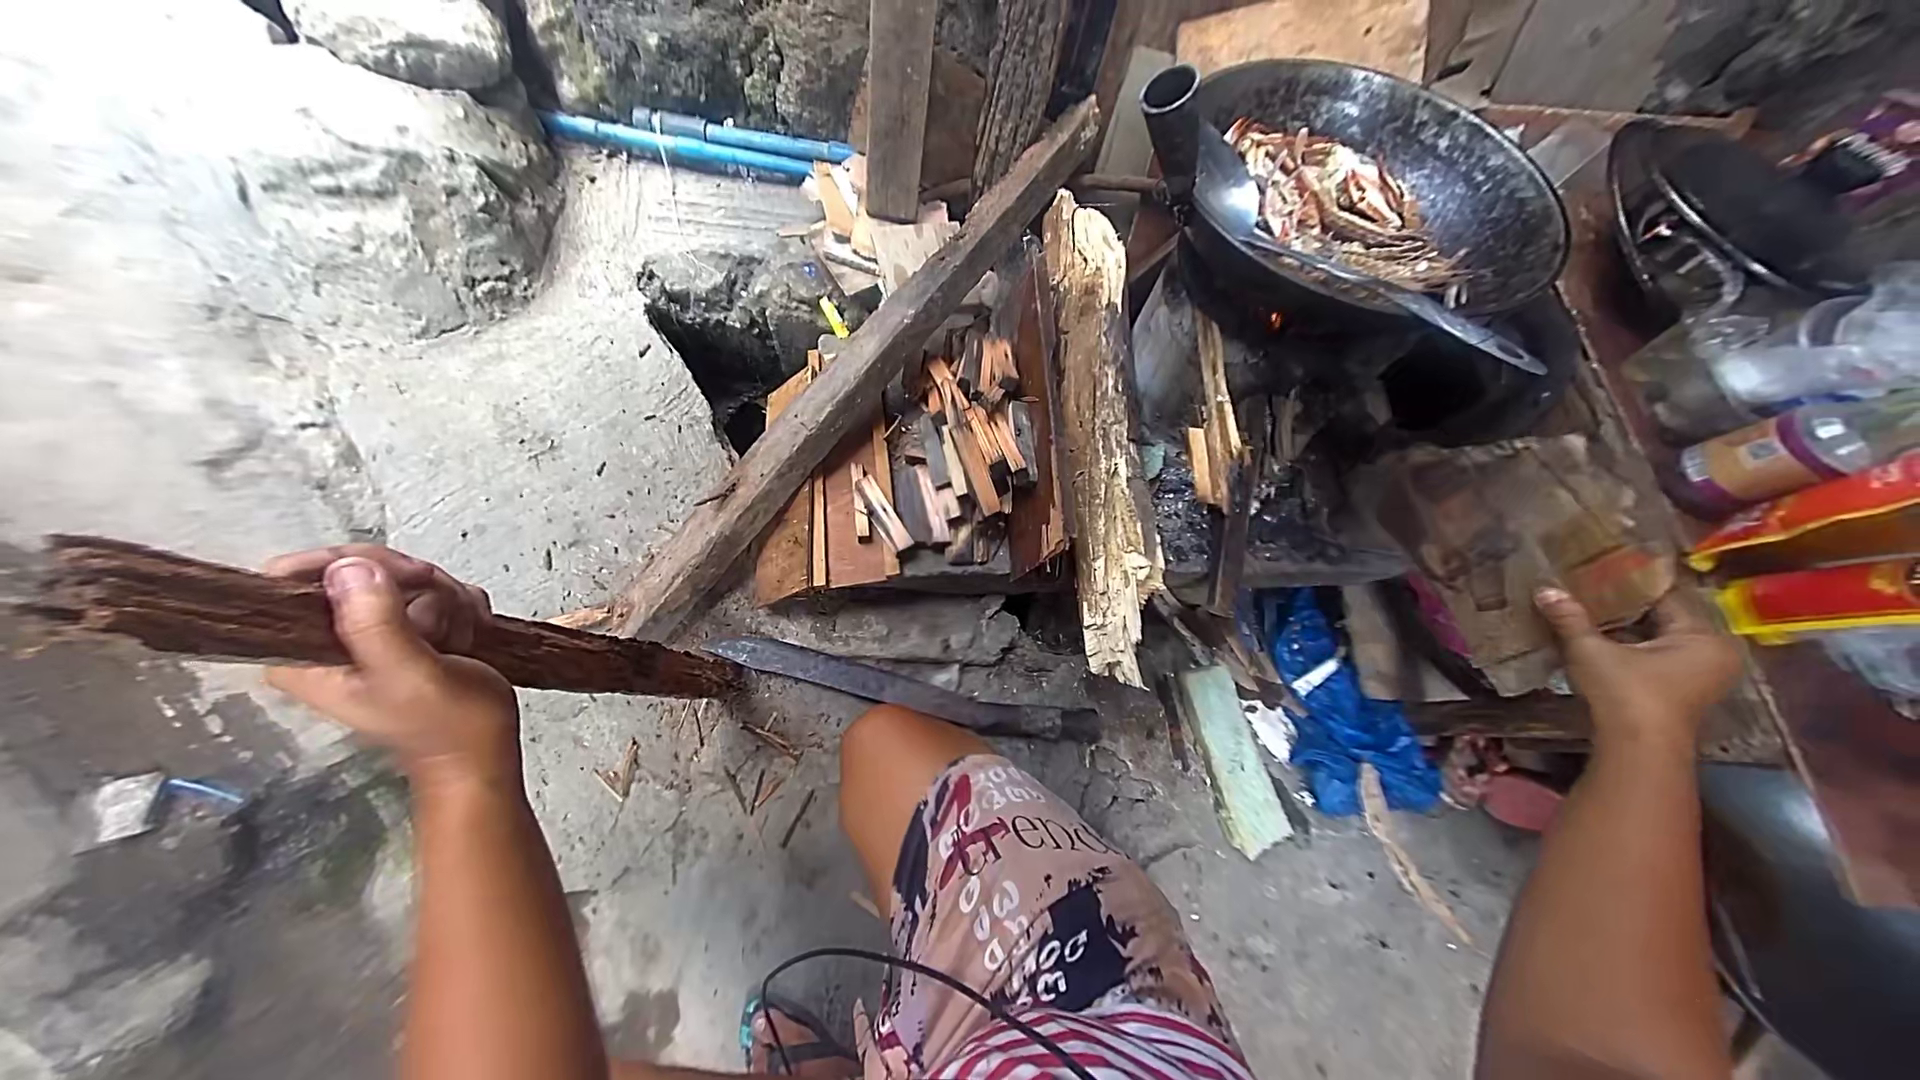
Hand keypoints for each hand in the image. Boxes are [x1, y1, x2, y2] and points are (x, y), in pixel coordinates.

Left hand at [264, 547, 519, 788]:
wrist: (483, 751)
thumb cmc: (449, 725)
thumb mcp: (411, 676)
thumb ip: (375, 625)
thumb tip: (347, 568)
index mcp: (304, 651)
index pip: (302, 574)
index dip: (361, 566)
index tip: (411, 583)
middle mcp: (331, 637)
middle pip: (366, 569)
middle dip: (421, 587)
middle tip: (443, 624)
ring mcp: (373, 632)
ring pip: (408, 578)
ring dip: (449, 601)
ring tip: (459, 639)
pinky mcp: (410, 630)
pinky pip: (435, 592)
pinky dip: (462, 608)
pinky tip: (468, 636)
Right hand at [1534, 586, 1740, 751]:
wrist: (1637, 744)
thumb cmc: (1626, 691)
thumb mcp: (1591, 650)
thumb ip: (1570, 618)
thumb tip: (1544, 589)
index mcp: (1705, 637)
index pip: (1665, 597)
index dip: (1628, 583)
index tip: (1598, 571)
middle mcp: (1714, 652)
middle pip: (1663, 618)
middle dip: (1625, 607)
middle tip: (1587, 588)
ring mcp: (1701, 673)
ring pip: (1658, 637)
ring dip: (1625, 627)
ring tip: (1587, 609)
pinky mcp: (1683, 688)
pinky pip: (1656, 654)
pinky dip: (1630, 645)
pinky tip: (1598, 636)